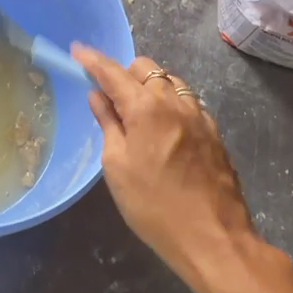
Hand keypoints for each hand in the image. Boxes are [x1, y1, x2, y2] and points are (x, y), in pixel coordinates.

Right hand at [73, 46, 292, 292]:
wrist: (215, 242)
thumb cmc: (155, 206)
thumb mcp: (117, 166)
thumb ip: (108, 123)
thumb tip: (98, 96)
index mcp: (146, 107)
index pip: (112, 72)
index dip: (92, 60)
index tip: (77, 50)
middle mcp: (174, 102)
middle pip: (146, 68)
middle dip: (125, 73)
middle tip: (112, 98)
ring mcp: (199, 117)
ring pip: (171, 81)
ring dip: (151, 87)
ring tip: (140, 112)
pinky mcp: (215, 134)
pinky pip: (189, 103)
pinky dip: (172, 104)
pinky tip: (167, 129)